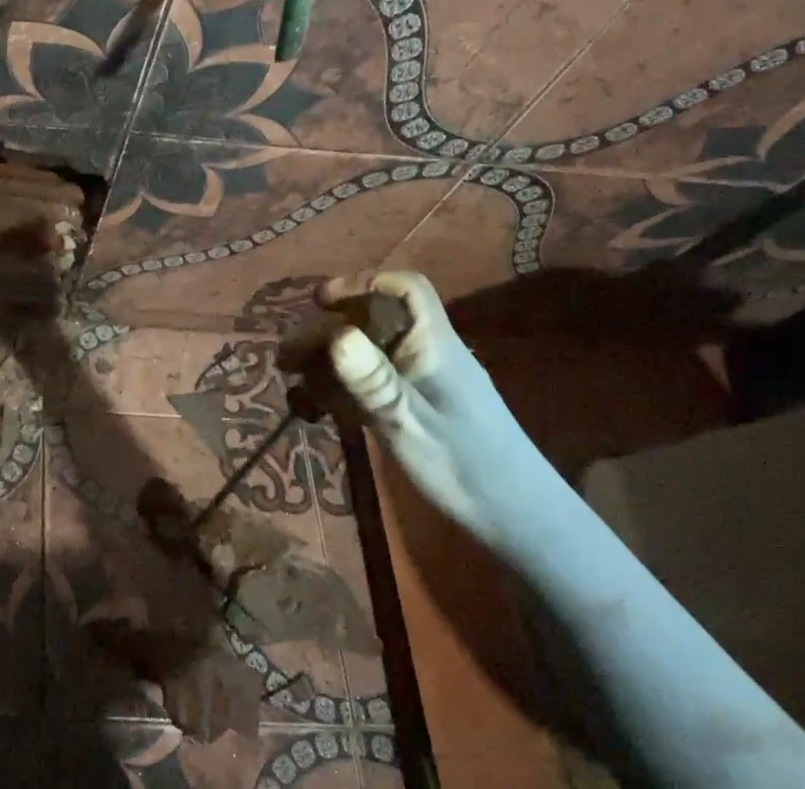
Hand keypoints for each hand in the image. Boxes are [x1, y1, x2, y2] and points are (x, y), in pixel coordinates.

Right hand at [318, 272, 556, 546]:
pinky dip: (343, 389)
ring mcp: (421, 381)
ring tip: (295, 387)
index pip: (405, 288)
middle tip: (286, 361)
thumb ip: (373, 381)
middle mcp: (427, 354)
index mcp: (433, 346)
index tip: (318, 303)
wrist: (518, 521)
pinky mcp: (416, 407)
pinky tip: (320, 410)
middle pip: (374, 319)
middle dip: (326, 332)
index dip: (362, 283)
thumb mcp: (411, 425)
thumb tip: (336, 333)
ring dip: (328, 363)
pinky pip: (372, 383)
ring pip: (368, 352)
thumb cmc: (467, 470)